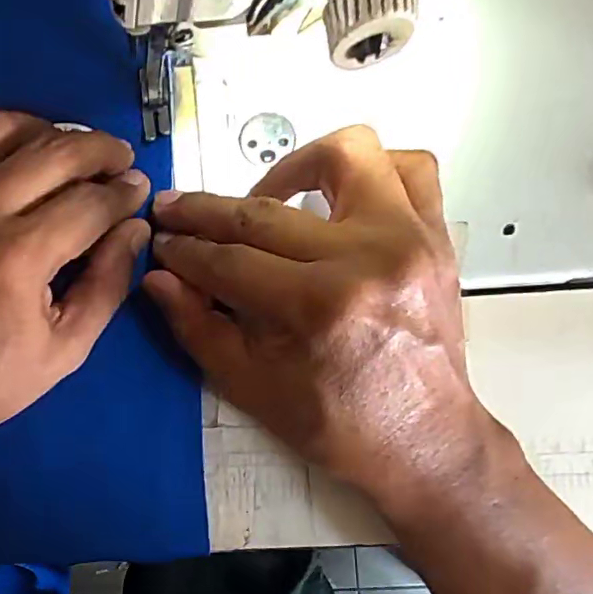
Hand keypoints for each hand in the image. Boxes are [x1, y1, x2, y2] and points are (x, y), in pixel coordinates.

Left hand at [0, 109, 151, 454]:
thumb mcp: (66, 350)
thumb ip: (108, 284)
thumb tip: (133, 227)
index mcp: (18, 259)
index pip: (88, 203)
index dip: (123, 194)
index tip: (138, 191)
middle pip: (52, 152)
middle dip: (99, 149)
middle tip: (120, 159)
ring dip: (45, 132)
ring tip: (69, 151)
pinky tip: (10, 171)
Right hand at [143, 126, 514, 531]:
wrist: (419, 438)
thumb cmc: (331, 424)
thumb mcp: (248, 385)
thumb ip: (197, 326)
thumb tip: (157, 277)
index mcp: (316, 306)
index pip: (228, 261)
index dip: (183, 251)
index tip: (158, 242)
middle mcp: (365, 257)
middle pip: (266, 213)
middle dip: (206, 212)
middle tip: (175, 213)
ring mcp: (409, 238)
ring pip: (347, 155)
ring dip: (291, 167)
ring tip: (262, 198)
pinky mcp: (435, 237)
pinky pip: (409, 168)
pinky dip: (368, 169)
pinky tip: (333, 199)